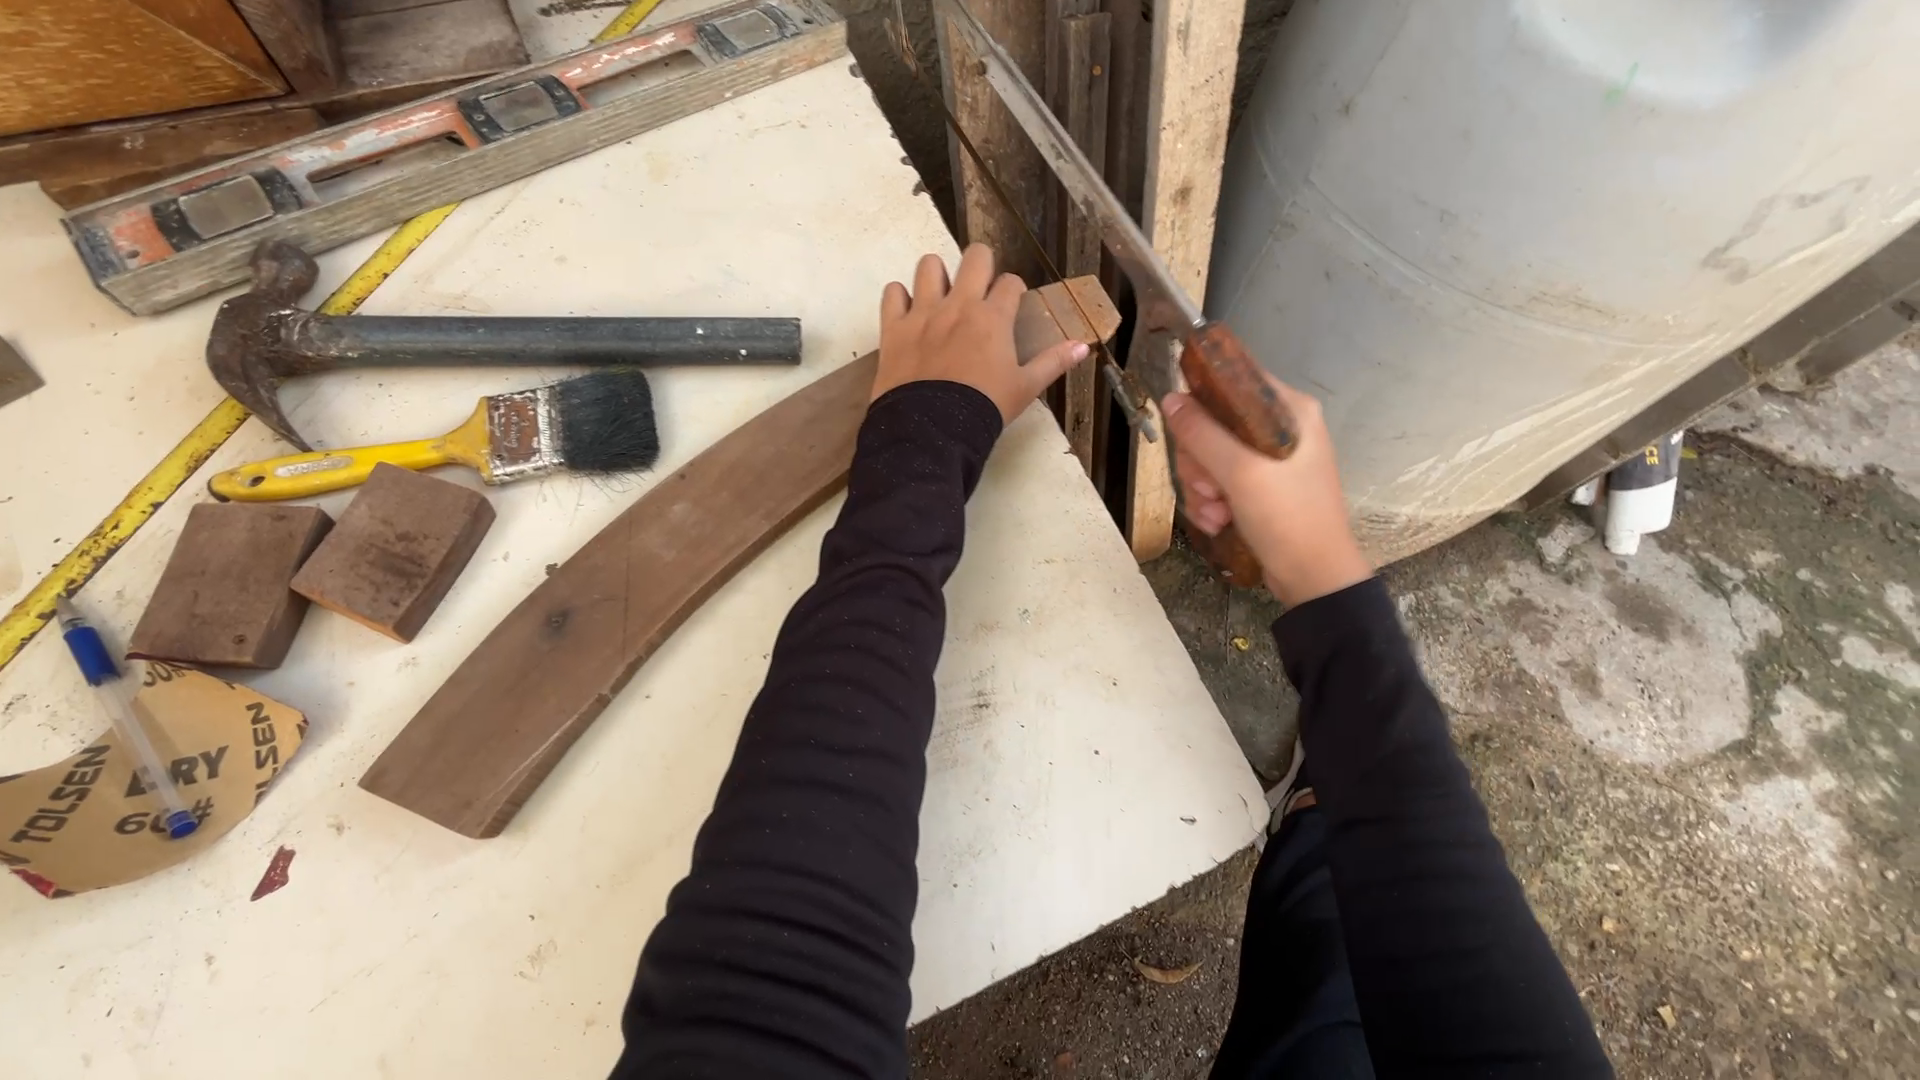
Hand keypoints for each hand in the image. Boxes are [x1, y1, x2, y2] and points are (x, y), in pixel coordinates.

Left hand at [872, 244, 1090, 424]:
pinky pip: (893, 293)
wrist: (932, 429)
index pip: (1010, 283)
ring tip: (940, 294)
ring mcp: (923, 313)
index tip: (1011, 304)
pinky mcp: (894, 327)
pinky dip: (900, 297)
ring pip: (929, 266)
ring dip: (937, 275)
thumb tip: (1084, 346)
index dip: (1013, 291)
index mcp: (993, 318)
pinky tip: (908, 310)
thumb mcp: (1025, 388)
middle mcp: (959, 305)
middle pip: (974, 257)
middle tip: (979, 286)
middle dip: (980, 265)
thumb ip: (1053, 363)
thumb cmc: (984, 408)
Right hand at [1162, 376, 1371, 605]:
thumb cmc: (1287, 517)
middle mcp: (1281, 428)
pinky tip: (1218, 521)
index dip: (1203, 402)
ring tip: (1216, 511)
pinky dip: (1211, 503)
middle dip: (1200, 461)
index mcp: (1289, 410)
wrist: (1313, 577)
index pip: (1234, 381)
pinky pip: (1218, 482)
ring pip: (1210, 457)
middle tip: (1209, 486)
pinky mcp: (1260, 488)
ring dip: (1202, 488)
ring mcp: (1269, 460)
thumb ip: (1202, 434)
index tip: (1187, 432)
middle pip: (1213, 424)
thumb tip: (1170, 398)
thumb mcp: (1240, 473)